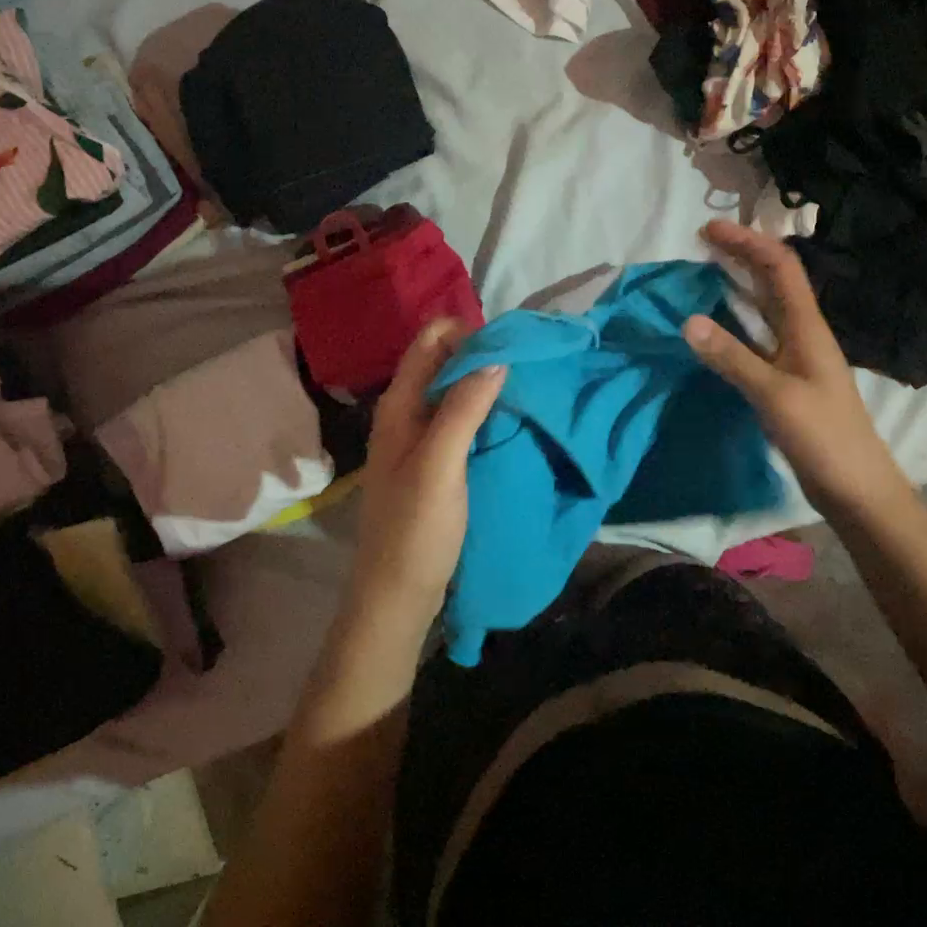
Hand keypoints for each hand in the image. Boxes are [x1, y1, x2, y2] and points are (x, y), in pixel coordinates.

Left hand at [351, 319, 504, 620]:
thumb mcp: (440, 464)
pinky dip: (485, 412)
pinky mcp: (435, 463)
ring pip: (455, 391)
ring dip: (486, 384)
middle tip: (528, 366)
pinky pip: (460, 420)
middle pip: (444, 362)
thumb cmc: (416, 529)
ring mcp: (419, 439)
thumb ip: (464, 409)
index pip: (430, 340)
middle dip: (483, 354)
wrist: (398, 592)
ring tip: (528, 388)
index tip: (512, 346)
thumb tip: (496, 356)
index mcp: (399, 405)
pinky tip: (512, 421)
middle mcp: (406, 414)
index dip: (469, 333)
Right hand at [683, 220, 907, 514]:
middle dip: (741, 257)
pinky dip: (734, 327)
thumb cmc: (822, 437)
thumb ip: (732, 358)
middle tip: (700, 245)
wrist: (855, 485)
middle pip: (773, 282)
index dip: (747, 242)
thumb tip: (688, 320)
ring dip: (737, 289)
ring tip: (701, 277)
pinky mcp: (787, 383)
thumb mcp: (774, 395)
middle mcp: (803, 334)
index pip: (780, 267)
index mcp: (807, 328)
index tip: (708, 231)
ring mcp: (795, 359)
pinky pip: (757, 341)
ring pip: (765, 311)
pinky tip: (713, 334)